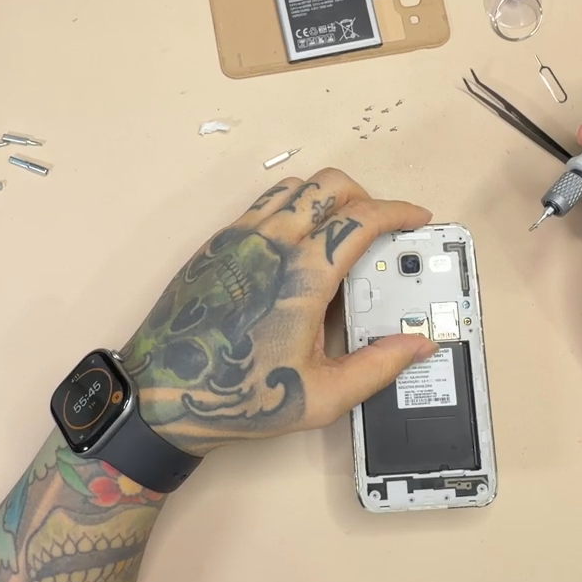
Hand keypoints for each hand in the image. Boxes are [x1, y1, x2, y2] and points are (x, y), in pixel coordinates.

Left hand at [119, 168, 435, 455]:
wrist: (163, 393)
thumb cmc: (238, 396)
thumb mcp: (322, 395)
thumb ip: (378, 367)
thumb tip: (417, 346)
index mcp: (302, 276)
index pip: (362, 219)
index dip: (399, 212)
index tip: (415, 218)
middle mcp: (271, 244)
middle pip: (330, 185)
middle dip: (366, 195)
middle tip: (379, 225)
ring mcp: (240, 238)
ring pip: (295, 186)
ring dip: (327, 195)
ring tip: (340, 229)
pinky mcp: (218, 244)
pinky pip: (264, 203)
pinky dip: (294, 205)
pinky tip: (299, 242)